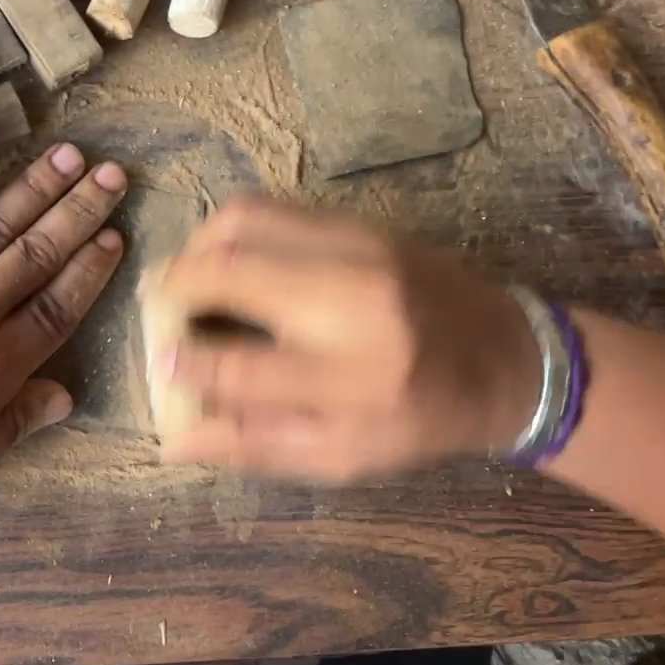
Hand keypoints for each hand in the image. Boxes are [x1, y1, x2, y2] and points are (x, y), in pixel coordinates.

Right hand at [145, 198, 539, 483]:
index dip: (187, 366)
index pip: (243, 368)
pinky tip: (224, 257)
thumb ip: (255, 447)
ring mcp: (358, 250)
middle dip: (174, 288)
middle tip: (156, 306)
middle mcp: (355, 302)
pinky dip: (228, 230)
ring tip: (186, 278)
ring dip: (196, 248)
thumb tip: (172, 440)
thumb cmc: (422, 418)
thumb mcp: (345, 456)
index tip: (160, 364)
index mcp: (357, 380)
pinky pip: (268, 208)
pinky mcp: (359, 223)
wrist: (508, 356)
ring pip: (242, 223)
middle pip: (231, 272)